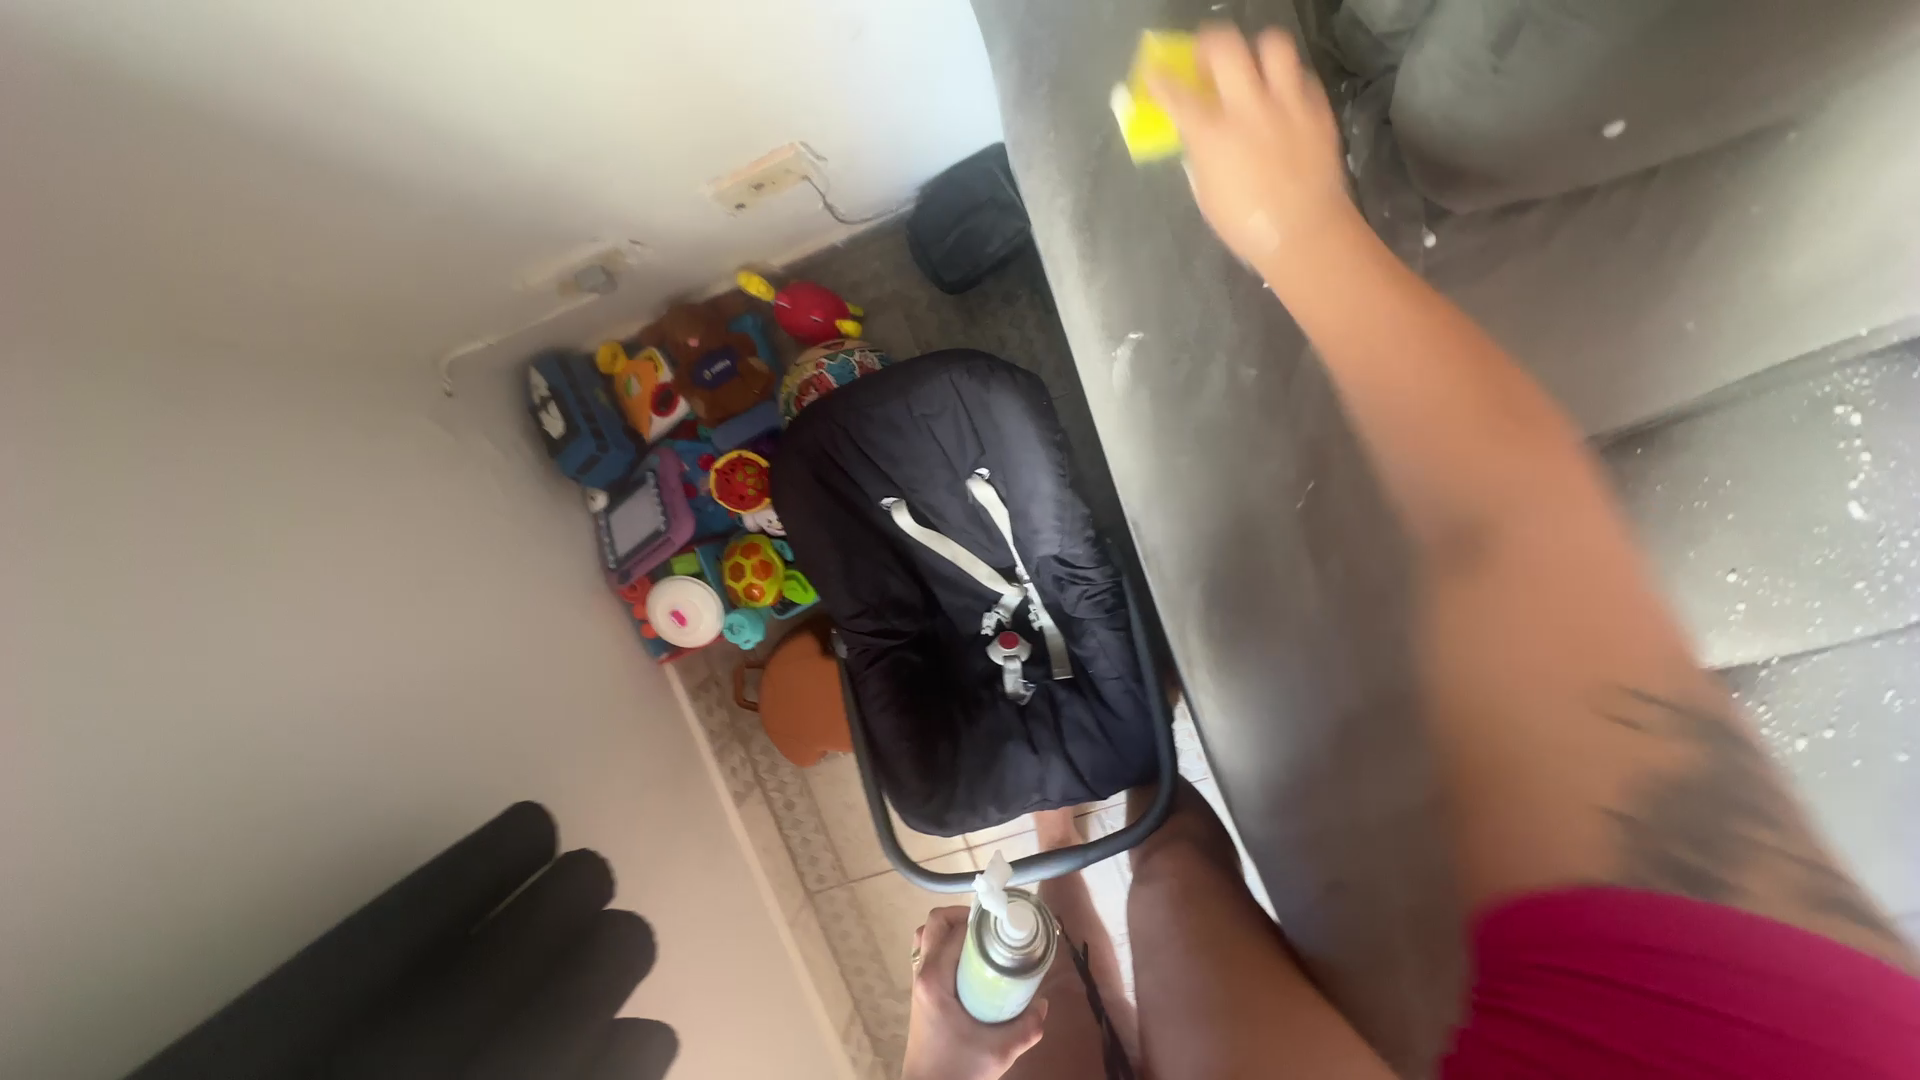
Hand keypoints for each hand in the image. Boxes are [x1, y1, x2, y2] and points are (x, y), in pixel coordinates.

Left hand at [900, 906, 1048, 1079]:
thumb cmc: (958, 1071)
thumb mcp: (998, 1052)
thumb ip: (1026, 1028)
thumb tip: (1043, 1003)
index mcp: (935, 981)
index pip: (953, 932)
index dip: (977, 921)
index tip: (1001, 923)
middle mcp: (922, 975)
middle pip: (933, 925)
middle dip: (960, 916)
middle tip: (989, 926)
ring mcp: (917, 983)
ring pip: (926, 938)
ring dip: (949, 930)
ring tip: (978, 939)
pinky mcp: (920, 993)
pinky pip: (927, 954)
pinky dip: (944, 946)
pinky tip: (969, 963)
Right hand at [1148, 24, 1355, 271]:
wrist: (1303, 231)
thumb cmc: (1245, 225)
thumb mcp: (1207, 193)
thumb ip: (1201, 156)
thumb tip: (1198, 138)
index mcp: (1213, 135)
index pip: (1177, 95)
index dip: (1160, 81)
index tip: (1155, 75)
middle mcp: (1248, 108)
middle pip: (1226, 47)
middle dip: (1210, 46)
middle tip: (1207, 60)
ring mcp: (1286, 103)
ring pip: (1272, 46)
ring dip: (1257, 52)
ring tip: (1253, 70)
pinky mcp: (1316, 108)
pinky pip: (1301, 77)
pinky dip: (1288, 82)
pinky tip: (1283, 100)